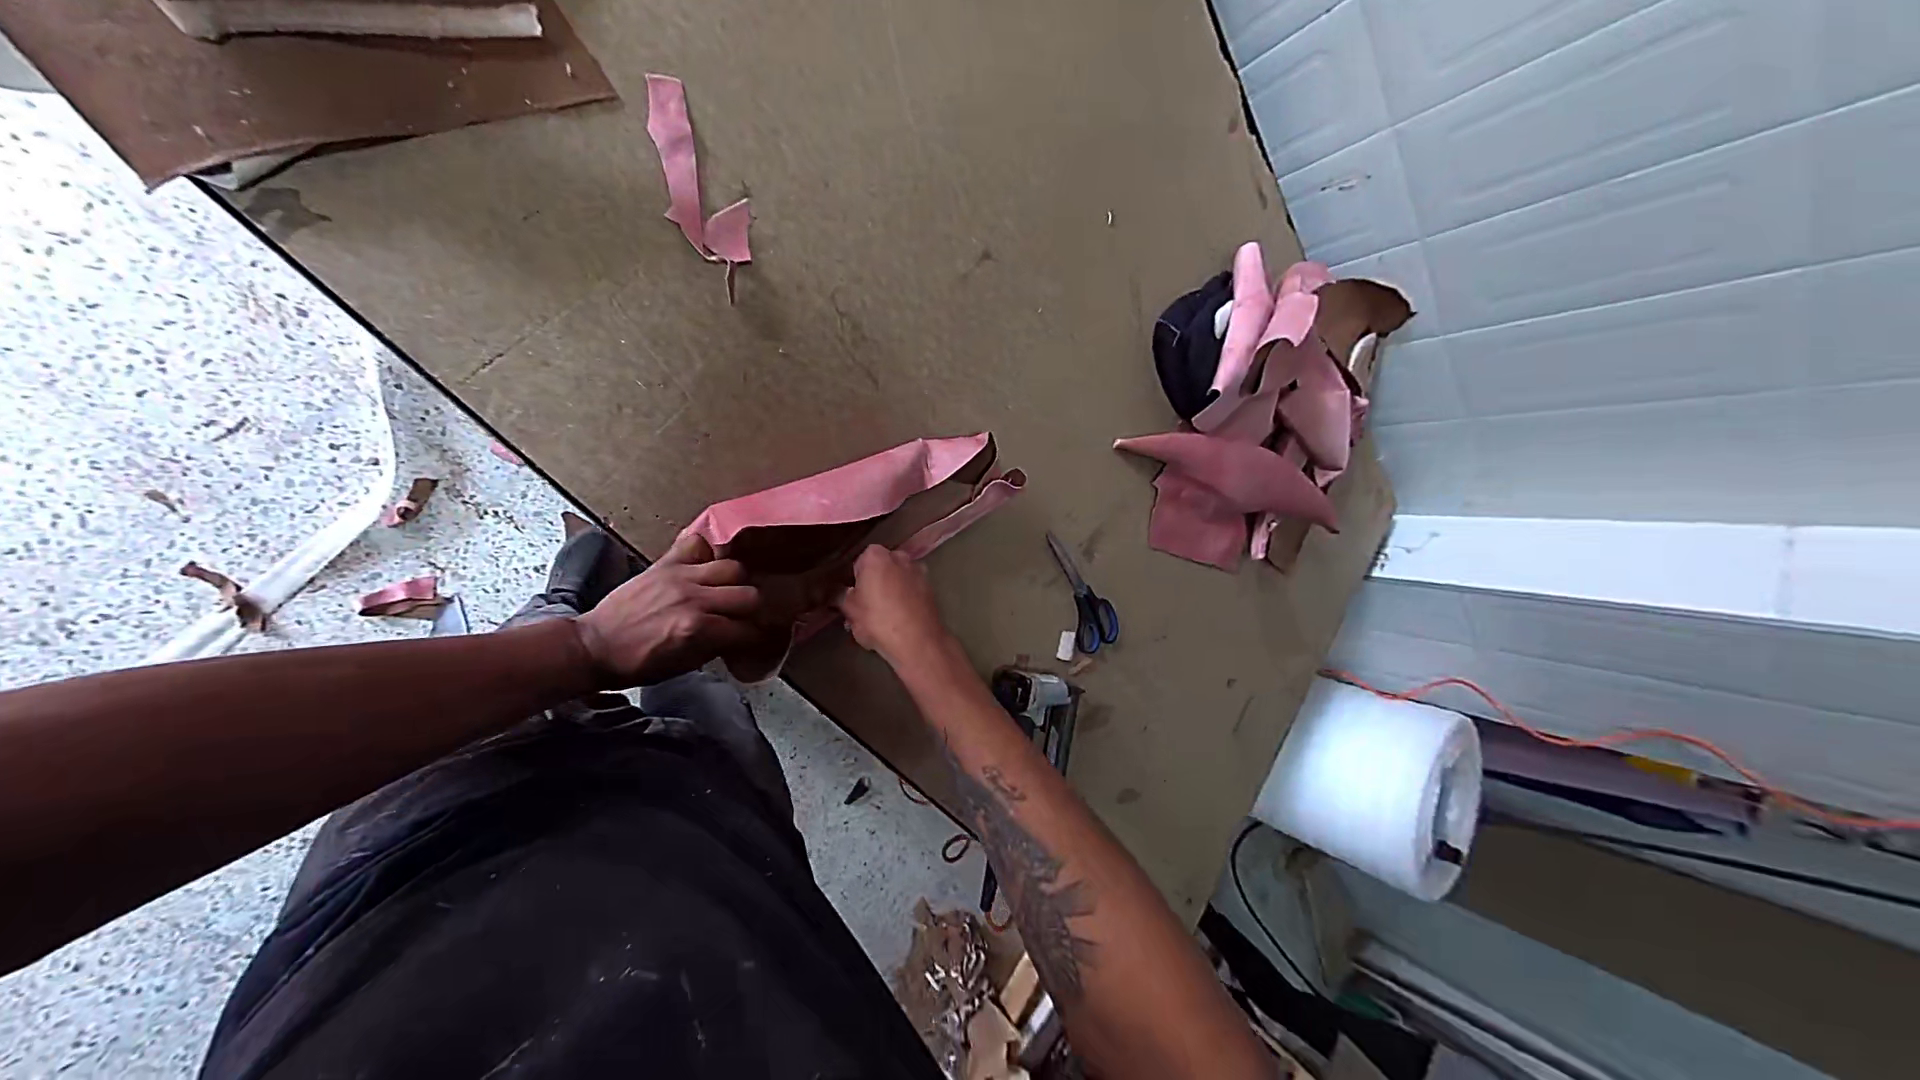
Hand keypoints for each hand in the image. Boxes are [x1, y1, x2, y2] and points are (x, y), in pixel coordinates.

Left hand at [573, 532, 761, 686]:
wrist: (594, 647)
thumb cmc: (638, 663)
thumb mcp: (684, 665)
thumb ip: (716, 646)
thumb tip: (740, 635)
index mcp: (698, 630)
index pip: (747, 630)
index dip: (755, 637)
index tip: (755, 638)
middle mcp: (694, 599)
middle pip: (749, 595)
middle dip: (752, 609)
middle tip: (745, 615)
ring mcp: (679, 577)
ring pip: (732, 568)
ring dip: (735, 582)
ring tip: (727, 590)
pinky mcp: (664, 564)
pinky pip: (697, 545)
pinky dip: (705, 553)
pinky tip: (703, 567)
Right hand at [834, 545, 953, 664]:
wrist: (917, 641)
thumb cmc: (877, 621)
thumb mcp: (849, 610)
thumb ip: (840, 595)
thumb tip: (835, 591)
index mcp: (876, 556)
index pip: (859, 562)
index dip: (855, 580)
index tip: (854, 596)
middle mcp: (899, 556)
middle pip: (881, 568)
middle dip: (874, 583)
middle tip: (867, 606)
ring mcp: (919, 571)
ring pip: (898, 578)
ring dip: (891, 590)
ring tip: (885, 616)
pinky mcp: (931, 587)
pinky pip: (912, 589)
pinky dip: (906, 598)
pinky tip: (901, 618)